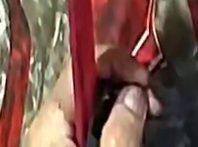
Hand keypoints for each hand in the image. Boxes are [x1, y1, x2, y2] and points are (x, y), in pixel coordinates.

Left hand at [23, 47, 152, 146]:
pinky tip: (122, 128)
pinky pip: (82, 118)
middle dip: (123, 79)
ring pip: (87, 98)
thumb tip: (137, 92)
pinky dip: (106, 115)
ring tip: (143, 115)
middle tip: (152, 102)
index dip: (120, 58)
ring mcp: (47, 133)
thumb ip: (121, 128)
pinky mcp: (53, 145)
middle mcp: (45, 117)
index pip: (86, 58)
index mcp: (52, 115)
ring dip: (117, 98)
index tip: (146, 79)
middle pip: (87, 76)